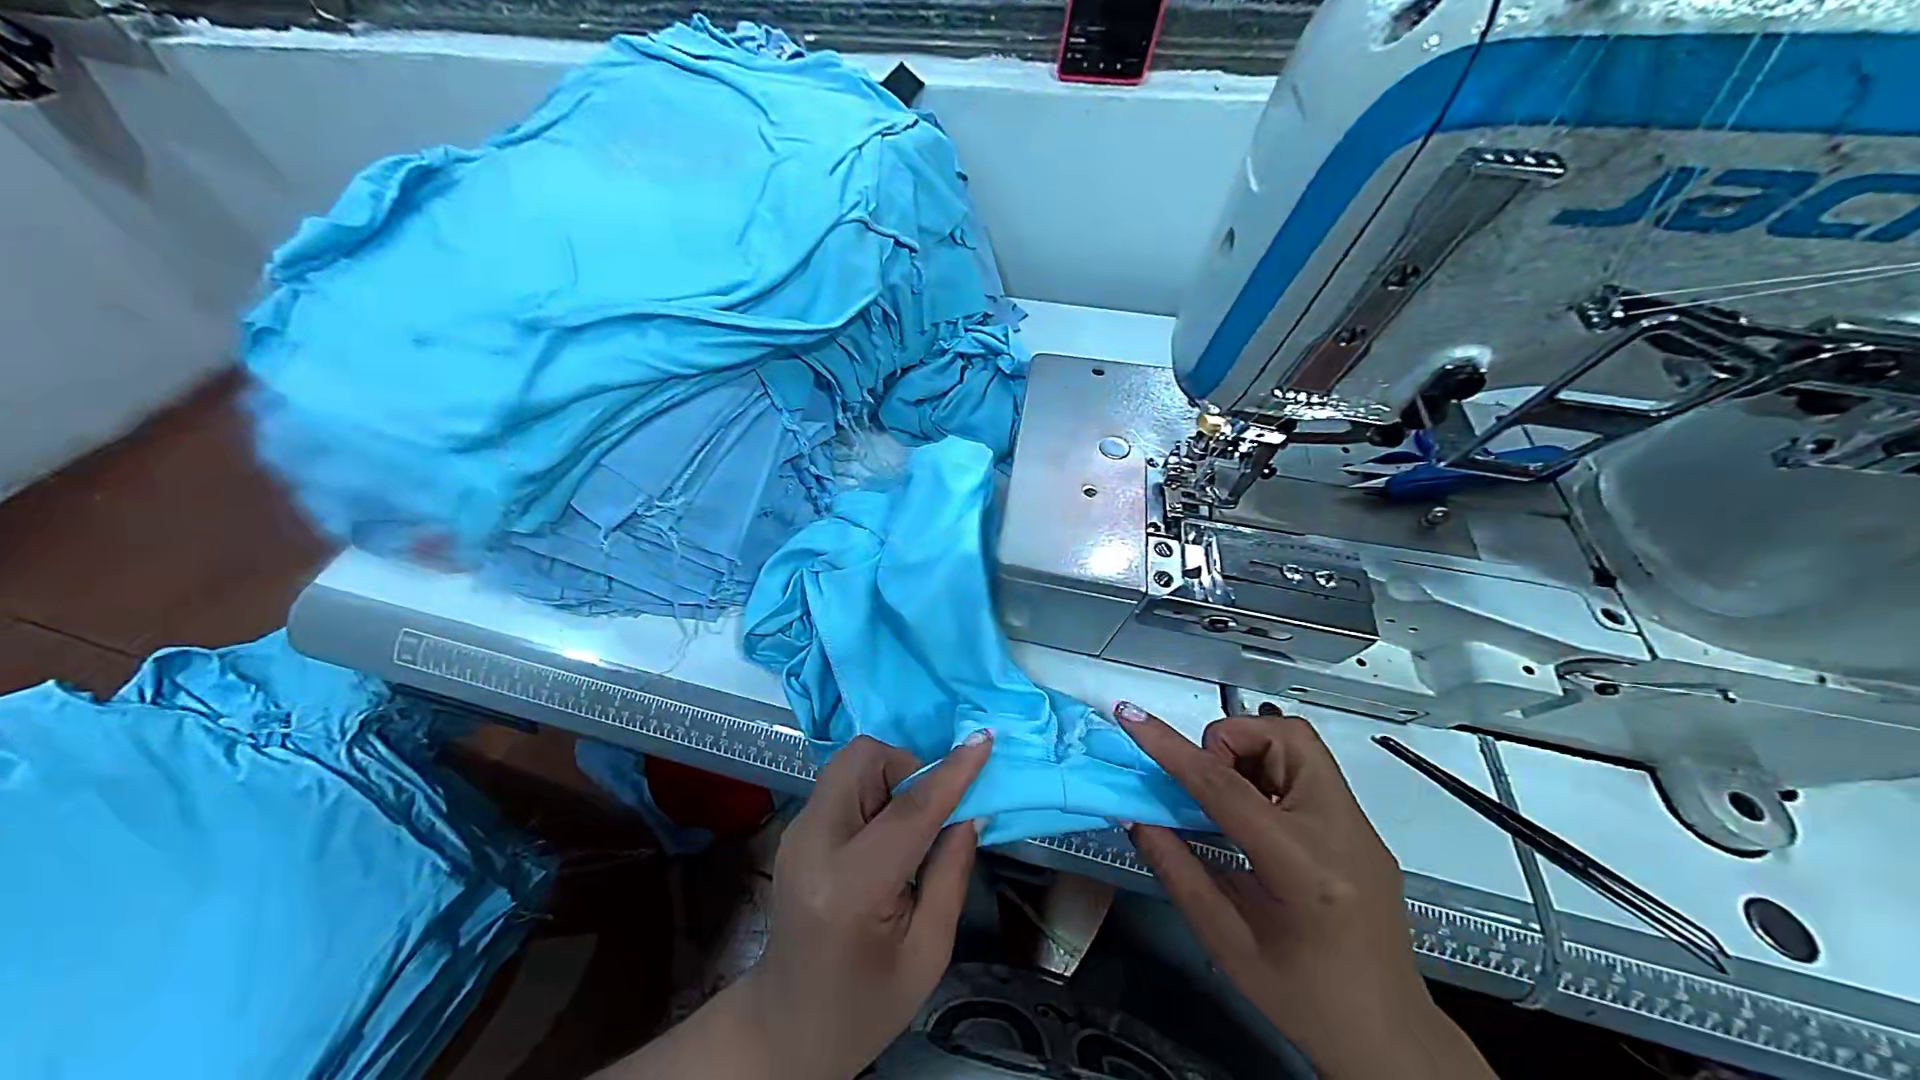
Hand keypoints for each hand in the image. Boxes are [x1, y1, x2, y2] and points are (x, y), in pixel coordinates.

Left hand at [600, 732, 990, 1079]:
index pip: (908, 811)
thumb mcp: (928, 953)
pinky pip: (841, 782)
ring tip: (907, 830)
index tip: (985, 741)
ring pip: (850, 762)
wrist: (786, 1025)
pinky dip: (873, 790)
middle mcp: (813, 844)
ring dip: (890, 777)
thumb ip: (951, 873)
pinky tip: (883, 836)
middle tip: (932, 812)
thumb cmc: (865, 1004)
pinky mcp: (795, 829)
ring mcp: (796, 832)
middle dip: (908, 767)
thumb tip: (969, 811)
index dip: (952, 773)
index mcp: (850, 886)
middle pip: (863, 759)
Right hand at [1114, 703, 1494, 1079]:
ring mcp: (1359, 825)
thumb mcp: (1224, 941)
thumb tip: (1137, 817)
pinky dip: (1268, 770)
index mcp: (1303, 866)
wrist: (1387, 1037)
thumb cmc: (1302, 999)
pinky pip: (1308, 770)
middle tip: (1199, 781)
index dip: (1171, 749)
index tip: (1132, 717)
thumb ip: (1176, 869)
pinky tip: (1250, 812)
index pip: (1226, 787)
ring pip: (1298, 744)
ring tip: (1223, 796)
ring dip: (1249, 752)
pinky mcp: (1360, 827)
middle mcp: (1341, 830)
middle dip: (1228, 740)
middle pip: (1282, 737)